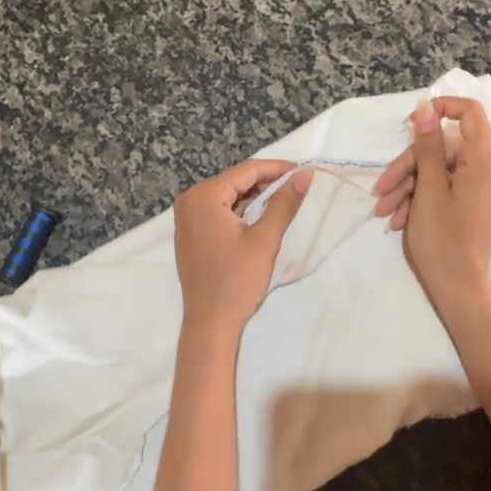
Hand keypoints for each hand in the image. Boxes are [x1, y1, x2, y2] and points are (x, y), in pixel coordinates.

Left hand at [174, 160, 313, 329]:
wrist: (210, 322)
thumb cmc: (237, 280)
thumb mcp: (265, 239)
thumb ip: (284, 203)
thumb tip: (304, 175)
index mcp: (204, 197)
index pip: (246, 171)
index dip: (277, 168)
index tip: (304, 171)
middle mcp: (190, 201)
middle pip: (235, 182)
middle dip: (266, 182)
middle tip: (298, 185)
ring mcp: (187, 218)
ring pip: (227, 197)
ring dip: (254, 197)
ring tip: (285, 198)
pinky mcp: (190, 234)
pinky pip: (219, 213)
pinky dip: (240, 212)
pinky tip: (262, 216)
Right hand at [373, 97, 490, 304]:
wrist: (458, 287)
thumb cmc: (443, 239)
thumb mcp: (429, 189)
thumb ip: (427, 146)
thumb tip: (425, 108)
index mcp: (484, 160)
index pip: (470, 112)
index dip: (440, 109)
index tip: (410, 125)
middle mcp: (487, 168)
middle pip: (443, 146)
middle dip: (408, 166)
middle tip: (381, 190)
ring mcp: (478, 185)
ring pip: (436, 168)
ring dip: (407, 186)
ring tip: (384, 212)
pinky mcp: (469, 201)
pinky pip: (442, 186)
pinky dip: (418, 198)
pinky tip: (397, 219)